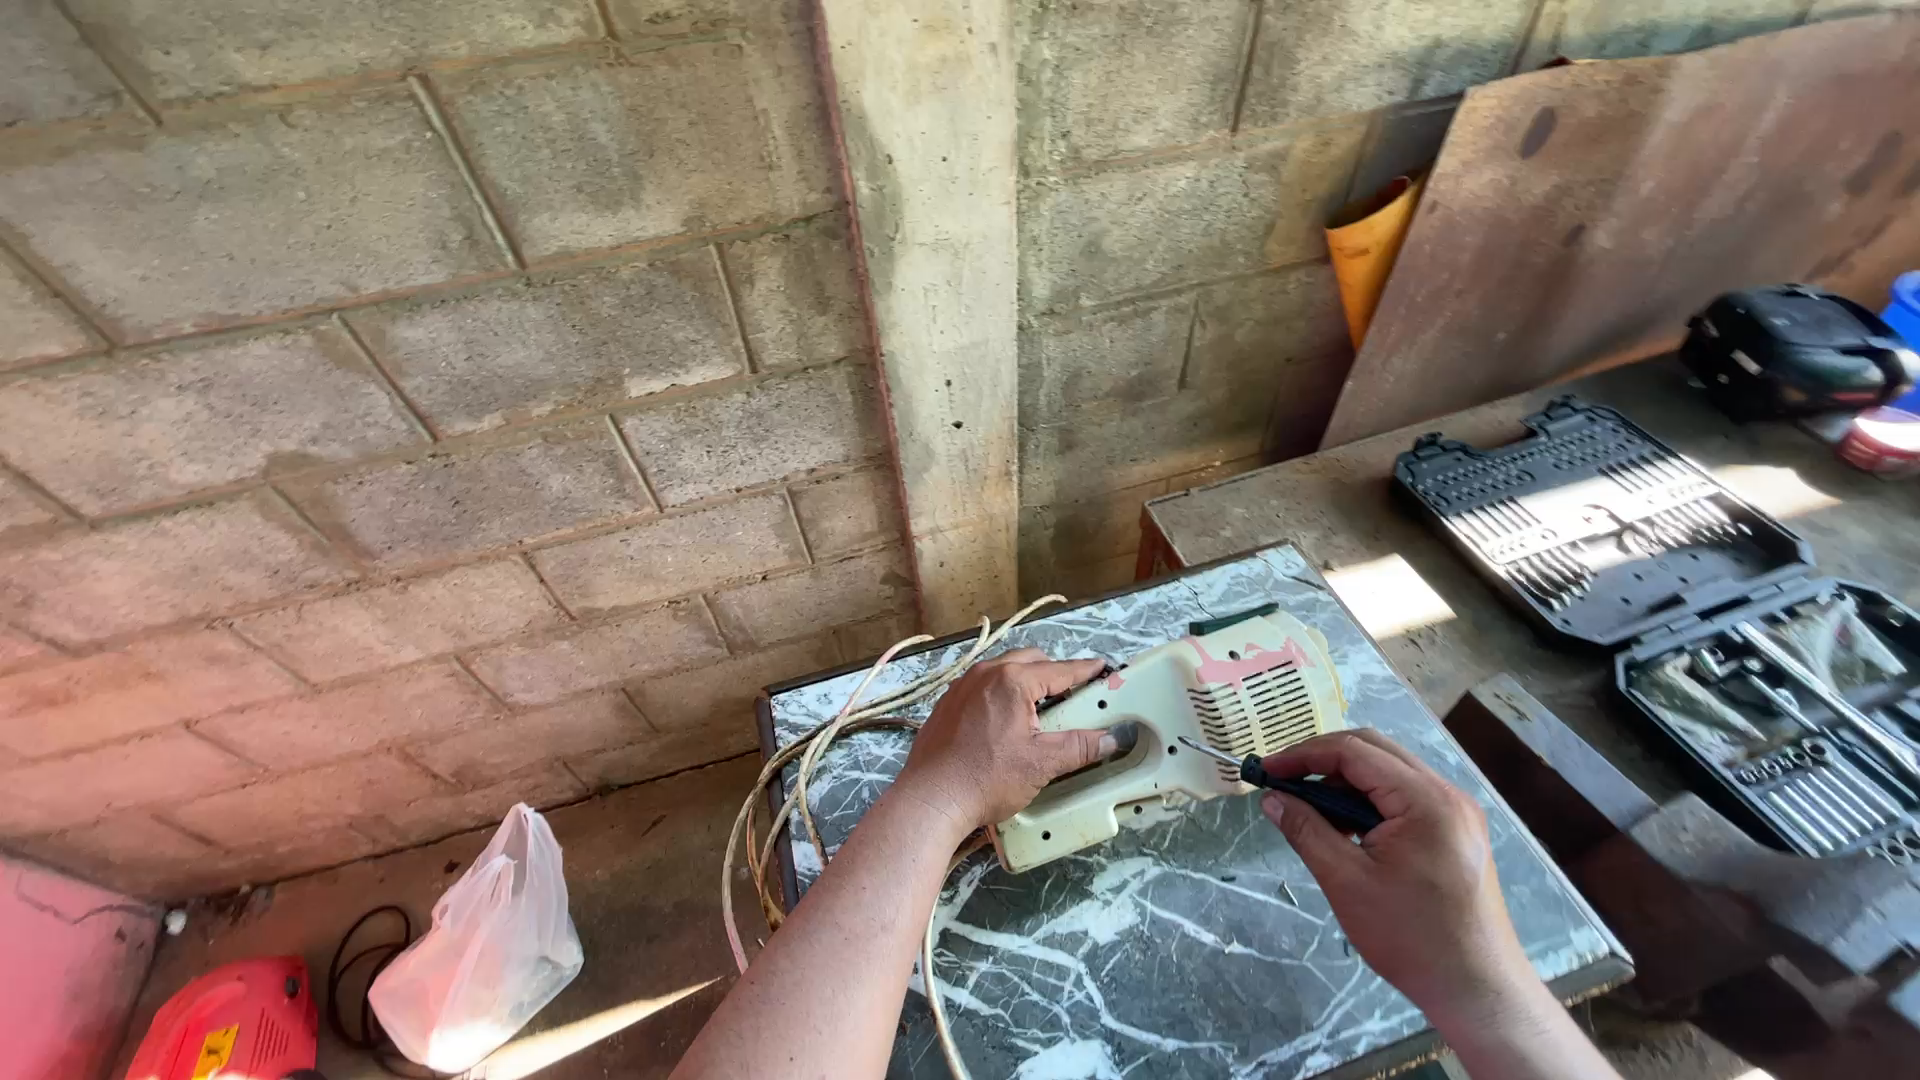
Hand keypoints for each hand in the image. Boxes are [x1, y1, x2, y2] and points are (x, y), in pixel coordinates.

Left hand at [895, 648, 1113, 830]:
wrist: (931, 798)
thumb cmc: (986, 779)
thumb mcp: (1041, 764)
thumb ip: (1079, 747)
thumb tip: (1110, 739)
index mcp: (1012, 681)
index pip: (1059, 670)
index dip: (1085, 670)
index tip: (1102, 668)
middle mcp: (985, 674)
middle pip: (1030, 661)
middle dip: (1054, 673)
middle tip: (1072, 695)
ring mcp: (962, 686)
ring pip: (1003, 670)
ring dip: (1025, 681)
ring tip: (1040, 708)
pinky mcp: (947, 703)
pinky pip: (982, 685)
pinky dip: (1001, 692)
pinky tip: (1005, 720)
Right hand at [1259, 730, 1534, 1023]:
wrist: (1479, 993)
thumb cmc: (1411, 938)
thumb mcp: (1346, 881)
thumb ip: (1306, 830)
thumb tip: (1271, 798)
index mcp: (1425, 801)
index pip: (1353, 751)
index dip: (1303, 754)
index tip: (1267, 771)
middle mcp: (1447, 794)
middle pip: (1373, 749)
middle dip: (1322, 759)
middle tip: (1284, 781)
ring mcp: (1456, 812)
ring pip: (1388, 769)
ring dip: (1344, 778)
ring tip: (1310, 808)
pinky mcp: (1456, 830)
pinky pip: (1403, 793)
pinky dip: (1367, 797)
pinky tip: (1345, 826)